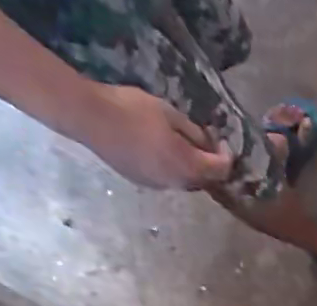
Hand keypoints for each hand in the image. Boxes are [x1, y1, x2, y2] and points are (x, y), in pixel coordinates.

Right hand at [65, 84, 233, 190]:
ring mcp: (158, 186)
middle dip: (209, 165)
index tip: (222, 142)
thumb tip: (206, 143)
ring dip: (191, 169)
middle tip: (206, 143)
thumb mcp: (168, 113)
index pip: (219, 171)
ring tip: (184, 146)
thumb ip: (192, 132)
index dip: (226, 157)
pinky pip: (167, 180)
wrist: (90, 118)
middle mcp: (176, 183)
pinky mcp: (143, 183)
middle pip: (204, 181)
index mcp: (186, 165)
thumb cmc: (131, 109)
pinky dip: (174, 169)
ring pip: (185, 182)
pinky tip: (163, 151)